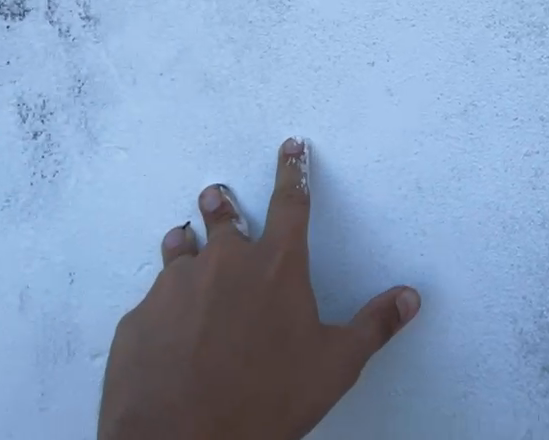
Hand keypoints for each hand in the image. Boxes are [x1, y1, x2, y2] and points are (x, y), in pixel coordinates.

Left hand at [98, 139, 420, 439]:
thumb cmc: (266, 400)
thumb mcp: (335, 365)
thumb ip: (374, 325)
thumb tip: (411, 297)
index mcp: (277, 264)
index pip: (291, 200)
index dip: (293, 170)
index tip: (290, 147)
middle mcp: (225, 263)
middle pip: (224, 217)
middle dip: (223, 203)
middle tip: (217, 193)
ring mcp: (175, 288)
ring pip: (180, 252)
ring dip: (186, 244)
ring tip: (183, 239)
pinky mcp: (137, 321)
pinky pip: (152, 303)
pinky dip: (163, 304)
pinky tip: (165, 327)